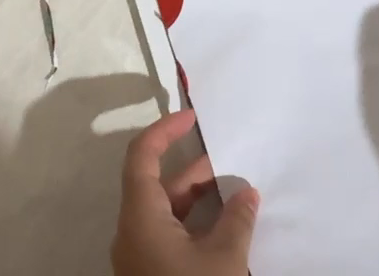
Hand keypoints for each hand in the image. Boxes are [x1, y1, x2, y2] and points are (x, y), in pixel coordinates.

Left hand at [112, 109, 259, 275]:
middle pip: (156, 185)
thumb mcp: (222, 258)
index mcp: (139, 214)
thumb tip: (247, 194)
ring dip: (195, 199)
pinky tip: (221, 229)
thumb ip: (236, 221)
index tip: (191, 117)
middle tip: (227, 162)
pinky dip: (191, 224)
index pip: (142, 154)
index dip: (165, 130)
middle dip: (192, 170)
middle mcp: (131, 229)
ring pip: (164, 213)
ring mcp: (137, 254)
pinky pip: (166, 235)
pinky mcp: (146, 271)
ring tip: (232, 194)